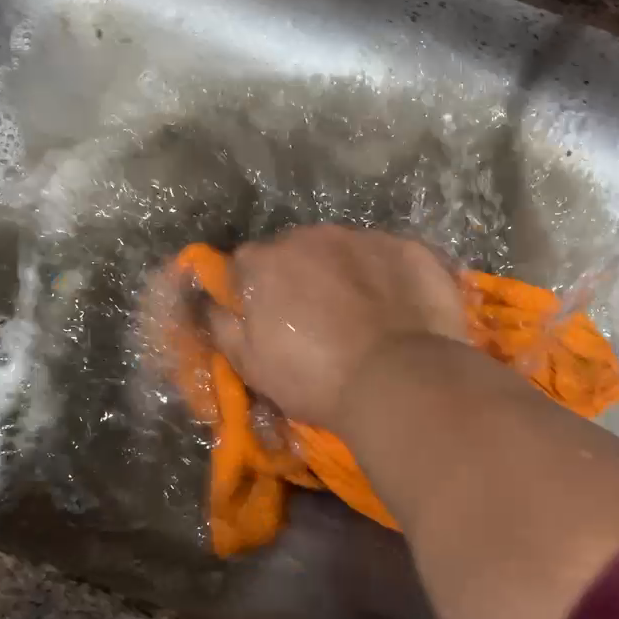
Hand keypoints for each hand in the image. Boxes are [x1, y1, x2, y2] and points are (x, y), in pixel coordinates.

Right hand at [205, 224, 469, 430]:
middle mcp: (311, 236)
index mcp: (266, 261)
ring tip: (362, 316)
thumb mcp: (250, 364)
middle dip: (301, 276)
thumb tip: (209, 303)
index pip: (247, 264)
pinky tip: (398, 309)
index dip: (255, 291)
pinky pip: (389, 256)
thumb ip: (222, 324)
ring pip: (344, 250)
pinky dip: (388, 276)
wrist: (398, 381)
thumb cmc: (314, 378)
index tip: (268, 319)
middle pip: (297, 250)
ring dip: (345, 273)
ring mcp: (364, 237)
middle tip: (317, 320)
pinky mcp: (409, 248)